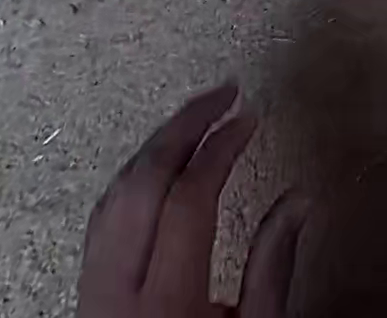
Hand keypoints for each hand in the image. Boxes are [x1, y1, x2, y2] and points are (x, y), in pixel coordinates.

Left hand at [79, 84, 308, 317]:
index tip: (251, 117)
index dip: (222, 146)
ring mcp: (90, 290)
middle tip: (226, 91)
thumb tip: (302, 196)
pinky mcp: (84, 290)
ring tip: (200, 112)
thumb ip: (273, 267)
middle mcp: (116, 291)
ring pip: (115, 192)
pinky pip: (105, 213)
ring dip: (159, 140)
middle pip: (141, 182)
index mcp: (164, 304)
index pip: (189, 198)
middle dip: (185, 123)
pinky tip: (163, 156)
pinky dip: (138, 170)